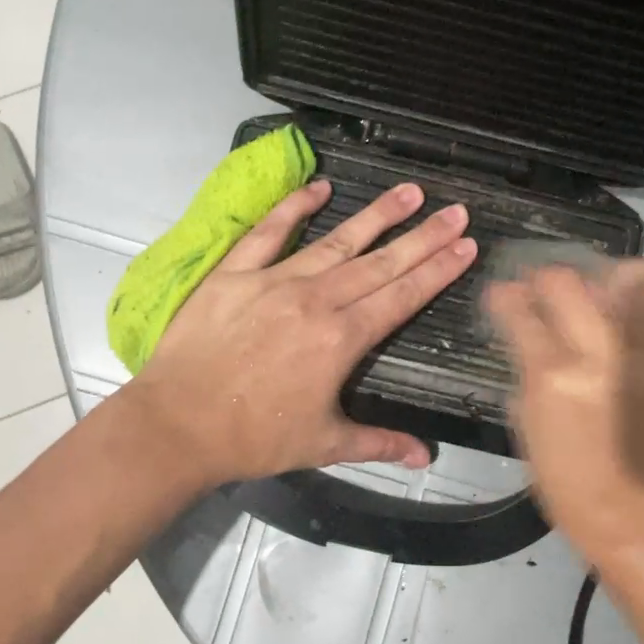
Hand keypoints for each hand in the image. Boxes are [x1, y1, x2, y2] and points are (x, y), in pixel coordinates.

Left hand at [124, 179, 476, 485]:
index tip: (465, 246)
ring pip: (336, 241)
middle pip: (381, 263)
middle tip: (457, 212)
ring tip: (409, 193)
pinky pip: (269, 232)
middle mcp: (316, 301)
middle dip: (424, 237)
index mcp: (342, 340)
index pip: (401, 297)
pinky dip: (294, 207)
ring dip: (376, 216)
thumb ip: (379, 443)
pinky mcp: (234, 274)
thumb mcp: (324, 445)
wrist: (177, 426)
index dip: (437, 271)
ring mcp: (274, 281)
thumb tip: (426, 457)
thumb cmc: (254, 439)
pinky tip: (320, 187)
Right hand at [483, 261, 643, 568]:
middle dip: (550, 279)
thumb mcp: (529, 426)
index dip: (506, 296)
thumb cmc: (571, 482)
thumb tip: (528, 331)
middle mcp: (607, 353)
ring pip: (642, 278)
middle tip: (550, 293)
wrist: (640, 519)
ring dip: (616, 279)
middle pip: (572, 281)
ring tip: (610, 296)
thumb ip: (528, 370)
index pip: (521, 308)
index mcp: (556, 375)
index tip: (504, 297)